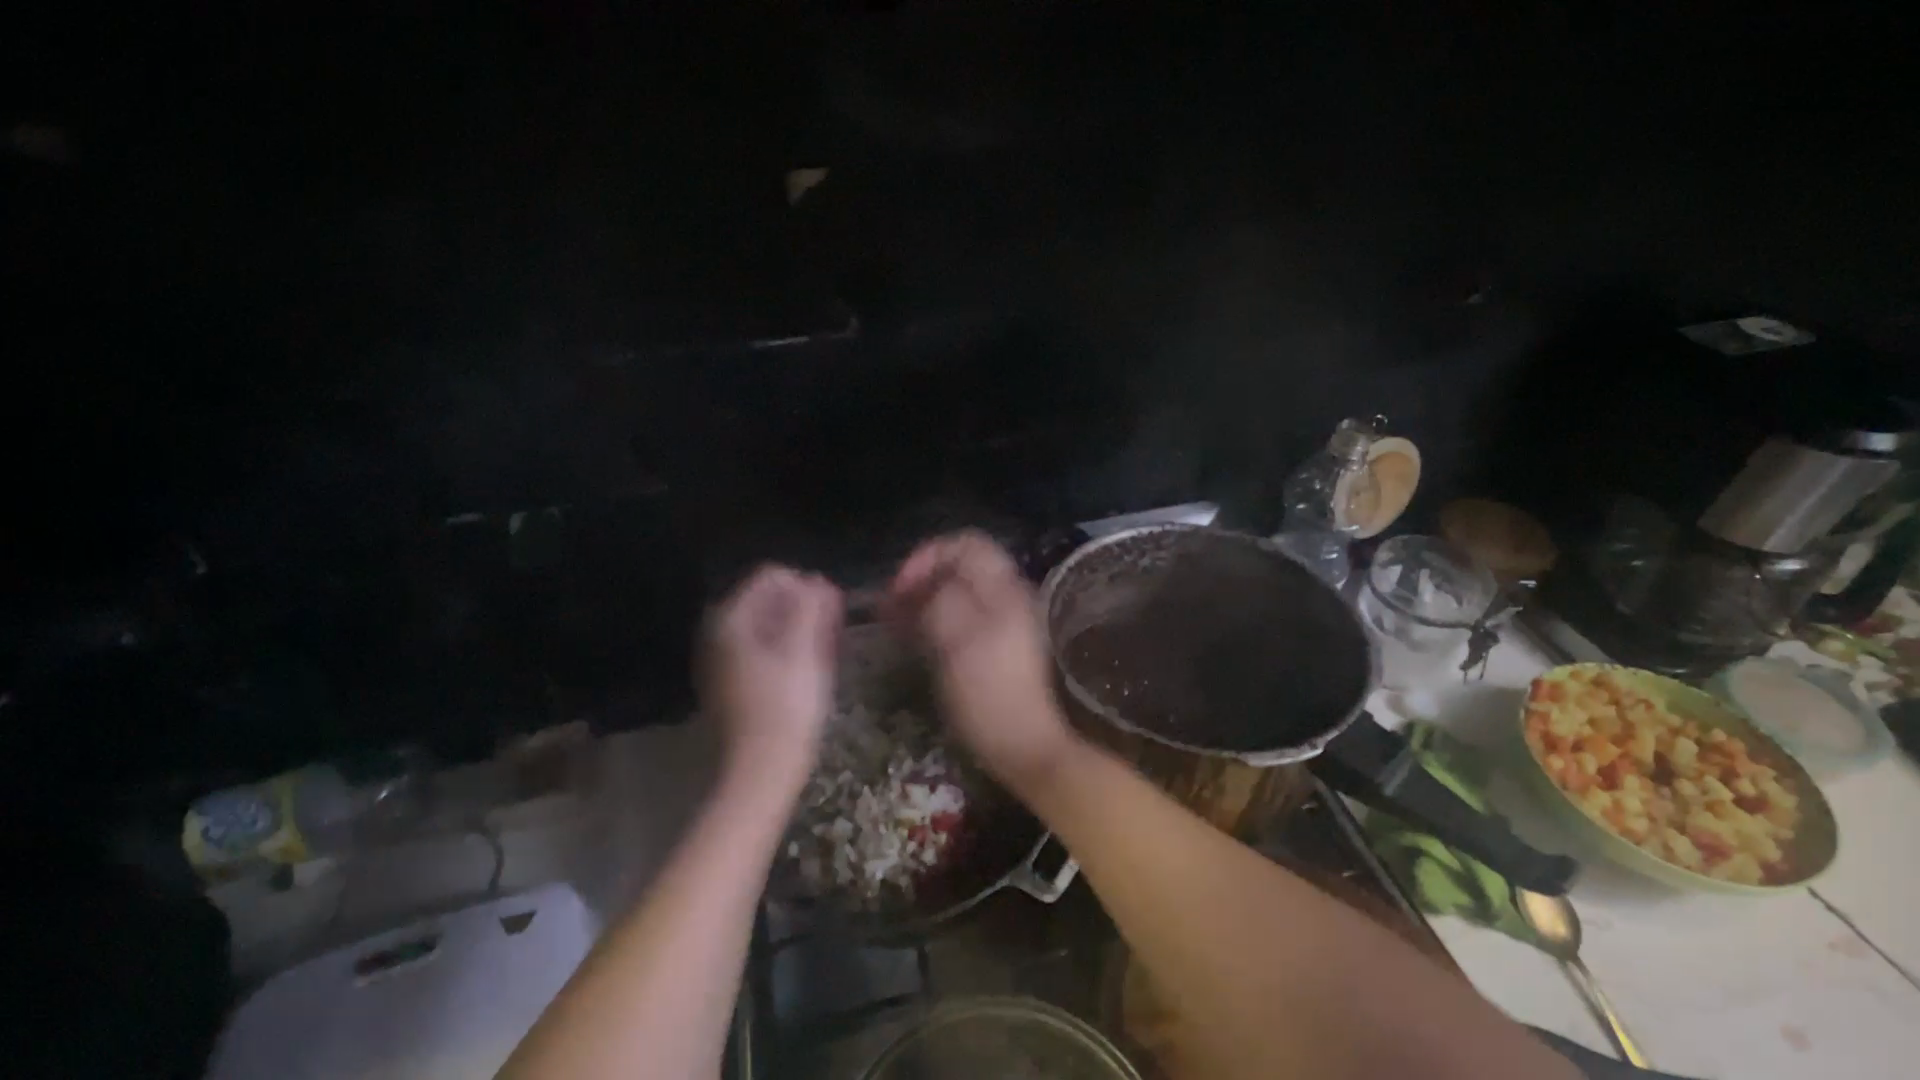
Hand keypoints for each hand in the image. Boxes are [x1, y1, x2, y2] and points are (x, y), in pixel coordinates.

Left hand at [700, 565, 842, 791]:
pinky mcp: (729, 685)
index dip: (807, 585)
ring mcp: (719, 661)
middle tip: (833, 631)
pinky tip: (808, 669)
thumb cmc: (786, 707)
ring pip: (766, 627)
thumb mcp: (805, 649)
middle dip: (803, 608)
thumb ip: (811, 606)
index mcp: (729, 619)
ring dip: (798, 630)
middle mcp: (716, 634)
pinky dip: (785, 651)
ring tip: (826, 650)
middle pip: (766, 601)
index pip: (771, 576)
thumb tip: (816, 580)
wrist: (760, 772)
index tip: (834, 609)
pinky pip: (760, 651)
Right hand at [887, 531, 1078, 786]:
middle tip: (888, 605)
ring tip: (892, 621)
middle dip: (920, 579)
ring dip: (923, 601)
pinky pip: (960, 619)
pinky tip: (912, 639)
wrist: (1026, 746)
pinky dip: (934, 620)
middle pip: (959, 568)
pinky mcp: (994, 650)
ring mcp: (1003, 625)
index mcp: (1003, 590)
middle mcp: (1007, 599)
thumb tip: (922, 586)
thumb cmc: (989, 696)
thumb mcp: (956, 642)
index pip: (965, 544)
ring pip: (956, 594)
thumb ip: (939, 601)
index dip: (928, 555)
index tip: (900, 586)